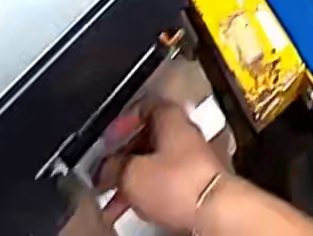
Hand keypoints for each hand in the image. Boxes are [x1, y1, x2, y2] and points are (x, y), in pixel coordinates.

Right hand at [102, 101, 225, 230]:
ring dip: (130, 176)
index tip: (107, 139)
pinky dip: (144, 188)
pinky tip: (129, 205)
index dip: (122, 122)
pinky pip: (163, 176)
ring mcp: (190, 152)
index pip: (143, 106)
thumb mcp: (132, 173)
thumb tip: (104, 168)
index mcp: (170, 116)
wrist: (209, 206)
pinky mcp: (193, 175)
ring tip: (111, 197)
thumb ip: (113, 166)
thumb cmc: (178, 182)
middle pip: (146, 135)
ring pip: (153, 158)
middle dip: (122, 155)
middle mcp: (182, 128)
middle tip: (105, 172)